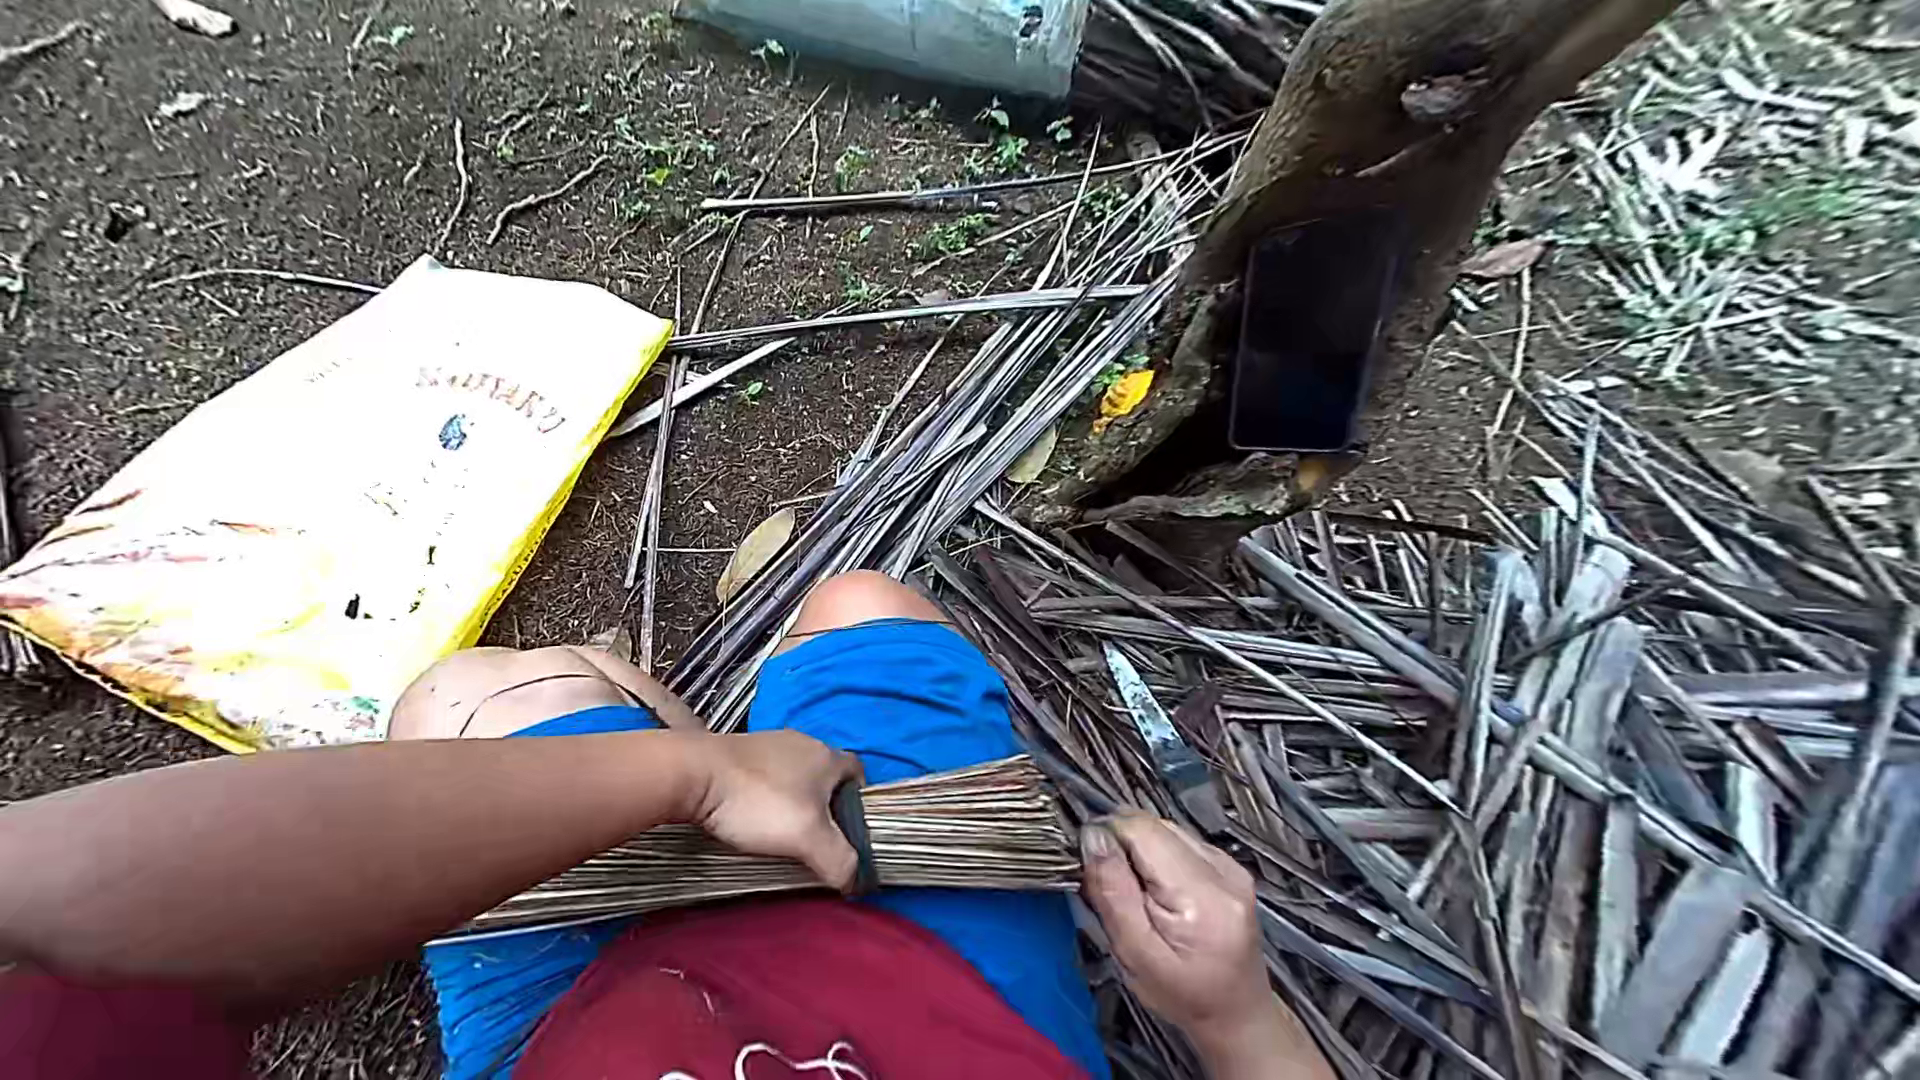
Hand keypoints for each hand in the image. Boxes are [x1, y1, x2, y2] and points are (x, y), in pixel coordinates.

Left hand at [683, 731, 864, 890]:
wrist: (696, 773)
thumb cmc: (760, 801)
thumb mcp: (807, 837)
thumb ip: (839, 860)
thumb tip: (856, 880)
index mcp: (828, 755)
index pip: (858, 773)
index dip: (858, 801)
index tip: (846, 830)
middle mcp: (805, 742)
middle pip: (826, 775)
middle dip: (823, 804)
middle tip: (811, 837)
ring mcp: (771, 742)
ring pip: (794, 773)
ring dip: (791, 798)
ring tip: (776, 829)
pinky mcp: (743, 750)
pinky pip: (766, 773)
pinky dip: (764, 792)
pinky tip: (749, 813)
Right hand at [1081, 813, 1270, 1048]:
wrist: (1236, 1014)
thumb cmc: (1183, 995)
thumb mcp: (1136, 955)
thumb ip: (1112, 892)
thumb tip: (1093, 837)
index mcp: (1202, 896)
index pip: (1140, 829)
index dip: (1108, 840)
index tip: (1096, 872)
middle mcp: (1222, 869)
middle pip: (1151, 824)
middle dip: (1122, 846)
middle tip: (1116, 888)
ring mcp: (1228, 863)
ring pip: (1161, 827)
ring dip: (1139, 850)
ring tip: (1139, 892)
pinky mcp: (1227, 863)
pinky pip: (1177, 839)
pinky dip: (1158, 855)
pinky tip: (1160, 889)